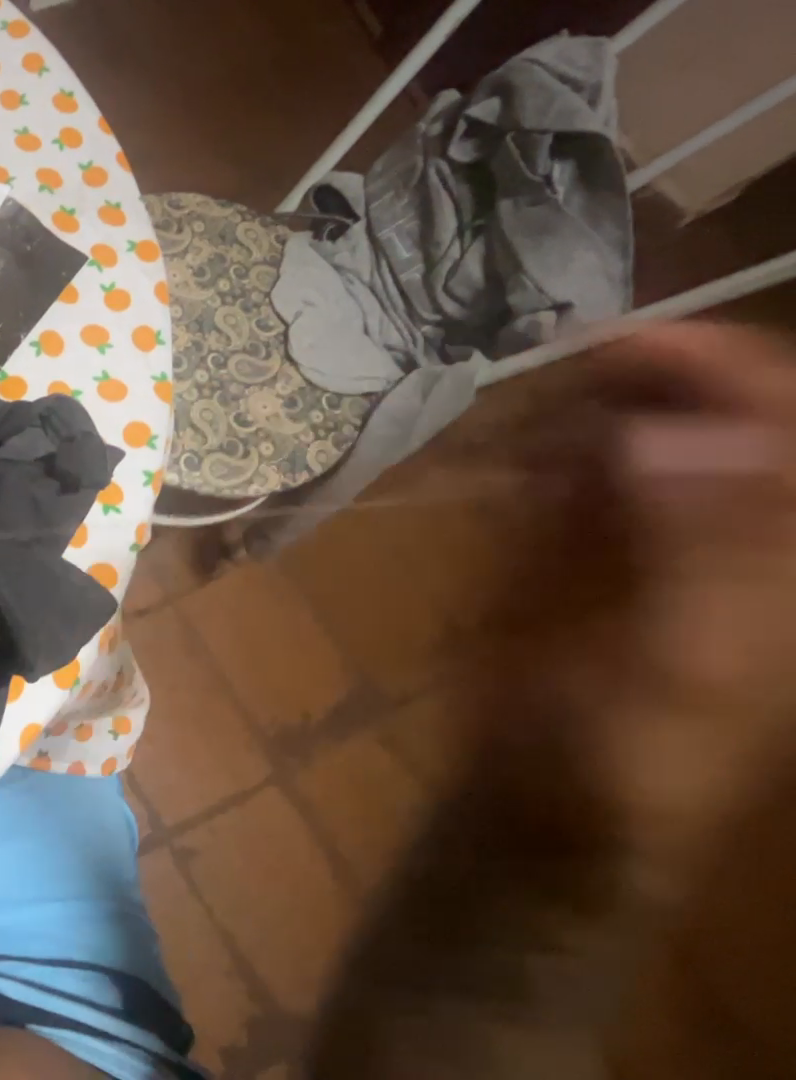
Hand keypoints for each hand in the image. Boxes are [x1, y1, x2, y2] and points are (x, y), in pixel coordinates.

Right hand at [481, 323, 795, 876]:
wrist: (544, 799)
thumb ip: (700, 554)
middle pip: (699, 419)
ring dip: (568, 415)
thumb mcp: (688, 663)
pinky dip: (522, 458)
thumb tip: (667, 436)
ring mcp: (634, 537)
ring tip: (514, 417)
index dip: (722, 373)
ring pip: (618, 438)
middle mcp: (717, 527)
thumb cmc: (631, 756)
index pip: (777, 432)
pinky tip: (494, 459)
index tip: (628, 339)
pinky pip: (550, 482)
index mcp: (780, 553)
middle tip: (560, 366)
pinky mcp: (560, 554)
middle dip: (639, 380)